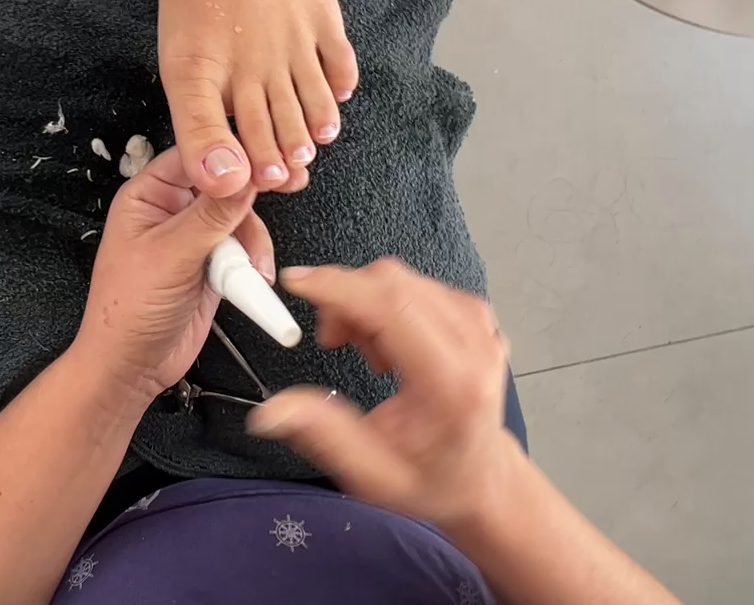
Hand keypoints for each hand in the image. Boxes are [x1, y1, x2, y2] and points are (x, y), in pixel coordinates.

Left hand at [74, 148, 274, 403]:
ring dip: (253, 244)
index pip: (194, 158)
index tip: (261, 169)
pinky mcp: (214, 261)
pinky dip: (254, 263)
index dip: (229, 160)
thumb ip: (211, 216)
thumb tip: (244, 177)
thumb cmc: (127, 310)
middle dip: (246, 210)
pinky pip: (245, 249)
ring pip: (241, 219)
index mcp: (148, 194)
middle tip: (261, 226)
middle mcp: (172, 209)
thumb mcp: (170, 256)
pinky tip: (253, 279)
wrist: (133, 366)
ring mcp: (195, 236)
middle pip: (225, 187)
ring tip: (252, 271)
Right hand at [246, 260, 520, 528]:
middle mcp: (473, 343)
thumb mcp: (373, 473)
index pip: (392, 308)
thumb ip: (324, 435)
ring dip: (363, 303)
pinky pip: (409, 282)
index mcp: (453, 383)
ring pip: (396, 277)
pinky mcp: (470, 309)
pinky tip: (386, 340)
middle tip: (331, 340)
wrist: (481, 474)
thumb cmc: (430, 476)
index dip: (339, 287)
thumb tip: (272, 411)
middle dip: (343, 298)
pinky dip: (382, 301)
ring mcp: (477, 322)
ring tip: (366, 352)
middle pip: (390, 282)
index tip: (297, 282)